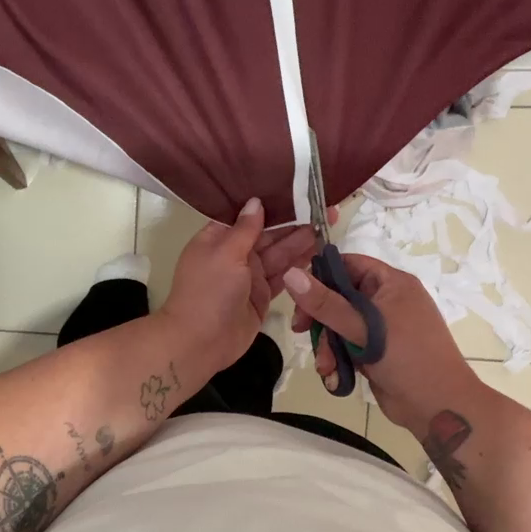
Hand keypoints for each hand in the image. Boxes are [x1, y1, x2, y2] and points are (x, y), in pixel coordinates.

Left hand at [161, 198, 318, 372]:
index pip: (247, 215)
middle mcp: (234, 255)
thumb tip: (255, 201)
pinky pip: (284, 276)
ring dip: (302, 241)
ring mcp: (249, 277)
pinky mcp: (262, 296)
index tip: (298, 189)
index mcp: (218, 238)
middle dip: (295, 222)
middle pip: (268, 234)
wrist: (200, 342)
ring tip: (330, 223)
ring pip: (279, 254)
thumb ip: (244, 229)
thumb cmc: (208, 292)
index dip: (272, 203)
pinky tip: (320, 250)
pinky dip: (300, 266)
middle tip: (326, 207)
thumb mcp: (224, 253)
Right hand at [282, 253, 487, 431]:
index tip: (300, 299)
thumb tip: (289, 274)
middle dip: (320, 320)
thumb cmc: (407, 358)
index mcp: (392, 284)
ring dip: (327, 345)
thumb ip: (324, 303)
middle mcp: (386, 301)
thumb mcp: (362, 327)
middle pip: (338, 297)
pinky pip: (347, 345)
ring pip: (339, 325)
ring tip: (326, 366)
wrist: (438, 406)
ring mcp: (382, 327)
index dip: (320, 277)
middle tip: (301, 332)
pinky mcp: (376, 351)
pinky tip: (335, 375)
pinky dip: (338, 359)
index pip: (348, 265)